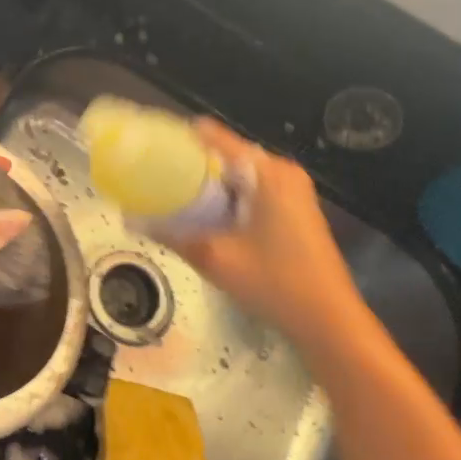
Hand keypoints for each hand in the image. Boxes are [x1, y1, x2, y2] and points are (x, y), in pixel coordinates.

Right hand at [164, 120, 371, 351]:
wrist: (330, 322)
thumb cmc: (275, 283)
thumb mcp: (214, 258)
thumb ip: (171, 233)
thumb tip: (130, 218)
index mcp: (266, 173)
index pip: (212, 137)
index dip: (176, 141)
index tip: (146, 151)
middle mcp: (281, 171)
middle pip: (222, 155)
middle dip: (187, 167)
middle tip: (150, 182)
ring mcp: (291, 190)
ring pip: (234, 175)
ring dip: (204, 186)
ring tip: (167, 199)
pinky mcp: (293, 208)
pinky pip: (248, 190)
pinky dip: (224, 199)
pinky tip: (201, 218)